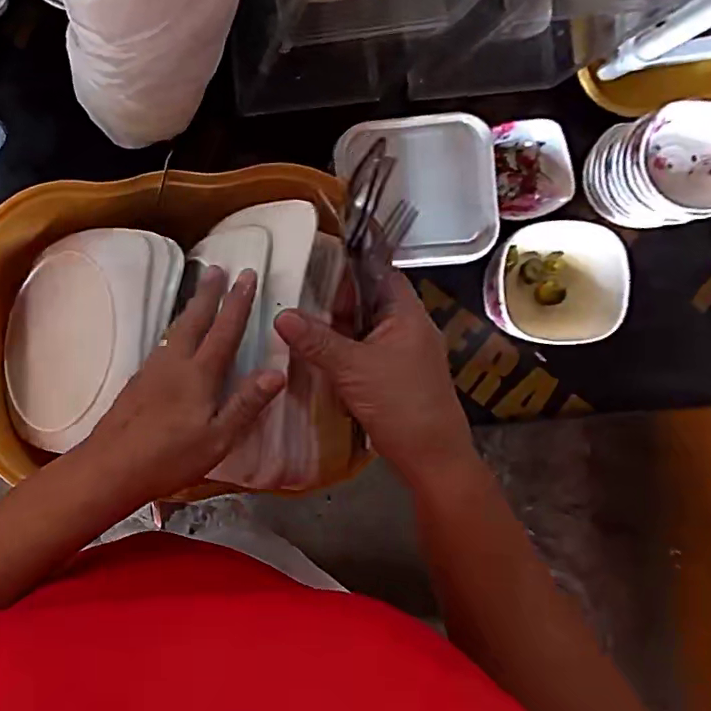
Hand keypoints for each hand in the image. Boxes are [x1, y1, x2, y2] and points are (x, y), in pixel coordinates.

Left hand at [70, 267, 286, 501]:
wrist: (110, 465)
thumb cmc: (169, 457)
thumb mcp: (218, 439)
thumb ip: (245, 404)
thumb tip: (276, 371)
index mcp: (198, 374)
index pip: (224, 331)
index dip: (238, 303)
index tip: (247, 275)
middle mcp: (173, 363)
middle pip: (194, 320)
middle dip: (208, 293)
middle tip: (217, 268)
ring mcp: (150, 370)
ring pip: (175, 330)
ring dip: (190, 309)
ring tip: (198, 294)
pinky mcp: (137, 381)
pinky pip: (162, 344)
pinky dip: (175, 330)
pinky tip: (173, 338)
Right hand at [273, 268, 476, 483]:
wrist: (430, 456)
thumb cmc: (400, 403)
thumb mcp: (352, 367)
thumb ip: (316, 340)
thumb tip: (281, 315)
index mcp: (407, 317)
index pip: (382, 274)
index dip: (355, 261)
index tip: (319, 254)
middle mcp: (405, 329)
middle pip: (367, 299)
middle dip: (334, 293)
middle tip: (295, 282)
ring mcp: (397, 353)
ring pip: (360, 326)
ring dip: (333, 321)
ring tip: (295, 309)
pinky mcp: (387, 374)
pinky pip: (358, 348)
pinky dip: (336, 344)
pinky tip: (309, 345)